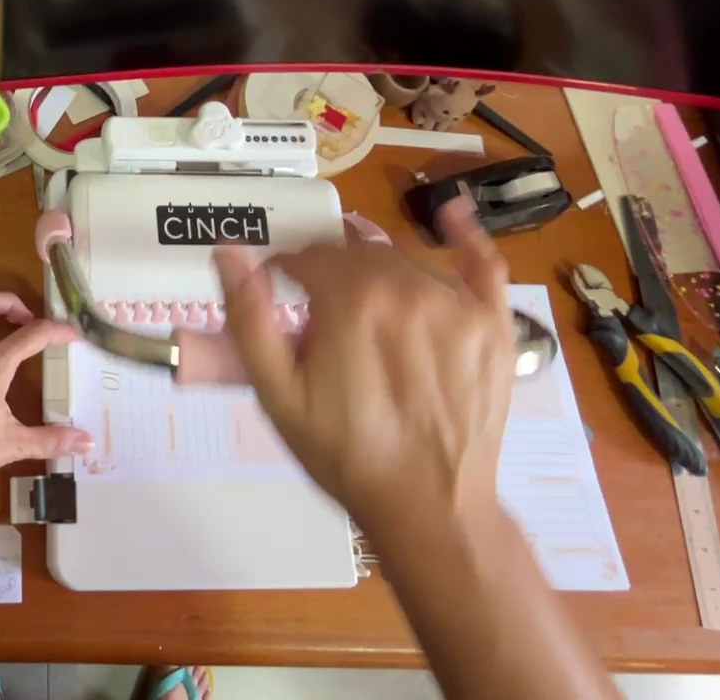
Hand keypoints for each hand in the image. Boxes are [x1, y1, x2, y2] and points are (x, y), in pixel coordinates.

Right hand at [215, 198, 514, 538]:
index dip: (285, 271)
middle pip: (355, 253)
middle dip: (328, 267)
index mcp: (350, 300)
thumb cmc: (342, 450)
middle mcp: (405, 287)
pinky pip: (483, 263)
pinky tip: (449, 214)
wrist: (429, 506)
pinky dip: (464, 235)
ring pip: (403, 258)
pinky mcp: (493, 324)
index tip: (277, 289)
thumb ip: (248, 317)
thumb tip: (226, 251)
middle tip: (316, 301)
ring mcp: (457, 303)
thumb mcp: (276, 392)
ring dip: (375, 265)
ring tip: (361, 294)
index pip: (307, 257)